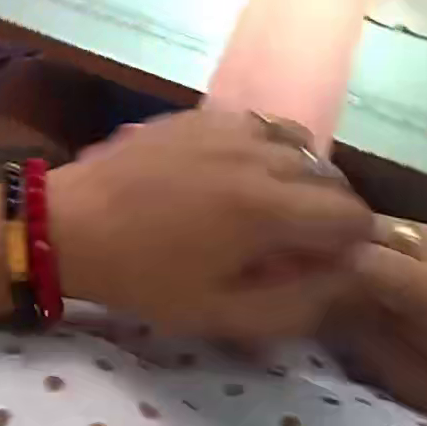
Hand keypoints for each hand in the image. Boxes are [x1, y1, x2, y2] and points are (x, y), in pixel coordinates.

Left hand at [49, 110, 372, 339]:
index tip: (330, 260)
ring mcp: (226, 125)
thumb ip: (295, 303)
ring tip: (276, 201)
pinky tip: (241, 170)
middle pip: (328, 175)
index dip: (353, 242)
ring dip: (301, 173)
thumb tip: (345, 278)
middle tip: (301, 238)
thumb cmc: (144, 275)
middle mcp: (256, 154)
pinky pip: (257, 123)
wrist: (74, 222)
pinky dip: (268, 147)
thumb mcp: (219, 312)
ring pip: (296, 142)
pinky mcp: (199, 113)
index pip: (351, 213)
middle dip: (329, 209)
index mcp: (266, 207)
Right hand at [324, 220, 426, 425]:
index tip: (295, 270)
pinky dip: (402, 249)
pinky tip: (394, 274)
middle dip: (345, 245)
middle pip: (382, 228)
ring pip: (402, 225)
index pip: (362, 254)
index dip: (324, 260)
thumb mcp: (400, 375)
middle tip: (316, 265)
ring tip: (354, 269)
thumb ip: (352, 322)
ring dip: (373, 244)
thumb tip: (307, 284)